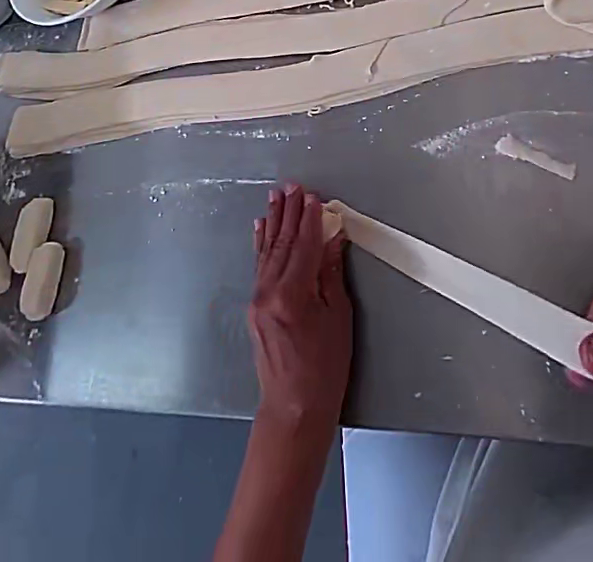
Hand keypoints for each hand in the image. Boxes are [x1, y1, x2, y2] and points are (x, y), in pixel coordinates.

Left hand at [249, 184, 351, 428]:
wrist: (294, 406)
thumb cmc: (325, 366)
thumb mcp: (338, 317)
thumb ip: (331, 273)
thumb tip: (332, 238)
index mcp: (292, 294)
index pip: (304, 245)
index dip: (311, 219)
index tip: (315, 196)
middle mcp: (268, 291)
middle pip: (282, 243)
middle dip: (289, 212)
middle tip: (293, 186)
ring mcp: (257, 299)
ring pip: (267, 251)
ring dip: (273, 221)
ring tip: (276, 196)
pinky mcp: (254, 307)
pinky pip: (259, 266)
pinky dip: (261, 244)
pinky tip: (260, 228)